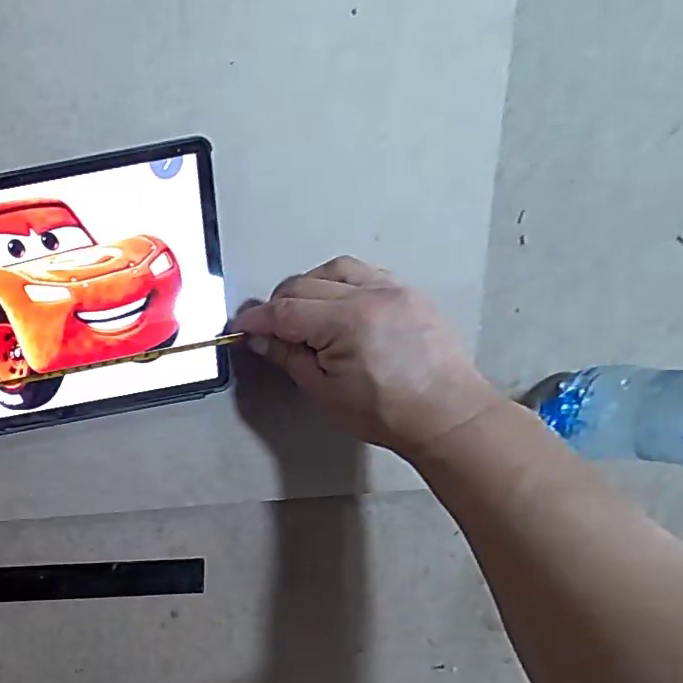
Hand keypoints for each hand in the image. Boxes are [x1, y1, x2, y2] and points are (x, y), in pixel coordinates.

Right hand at [232, 256, 500, 457]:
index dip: (255, 318)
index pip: (284, 310)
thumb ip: (288, 357)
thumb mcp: (323, 390)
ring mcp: (392, 289)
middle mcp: (370, 294)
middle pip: (303, 284)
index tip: (237, 327)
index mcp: (347, 322)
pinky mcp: (407, 292)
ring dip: (306, 287)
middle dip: (276, 304)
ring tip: (298, 315)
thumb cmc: (384, 412)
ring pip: (333, 270)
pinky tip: (330, 306)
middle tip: (264, 330)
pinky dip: (337, 283)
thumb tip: (260, 339)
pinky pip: (362, 273)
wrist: (445, 413)